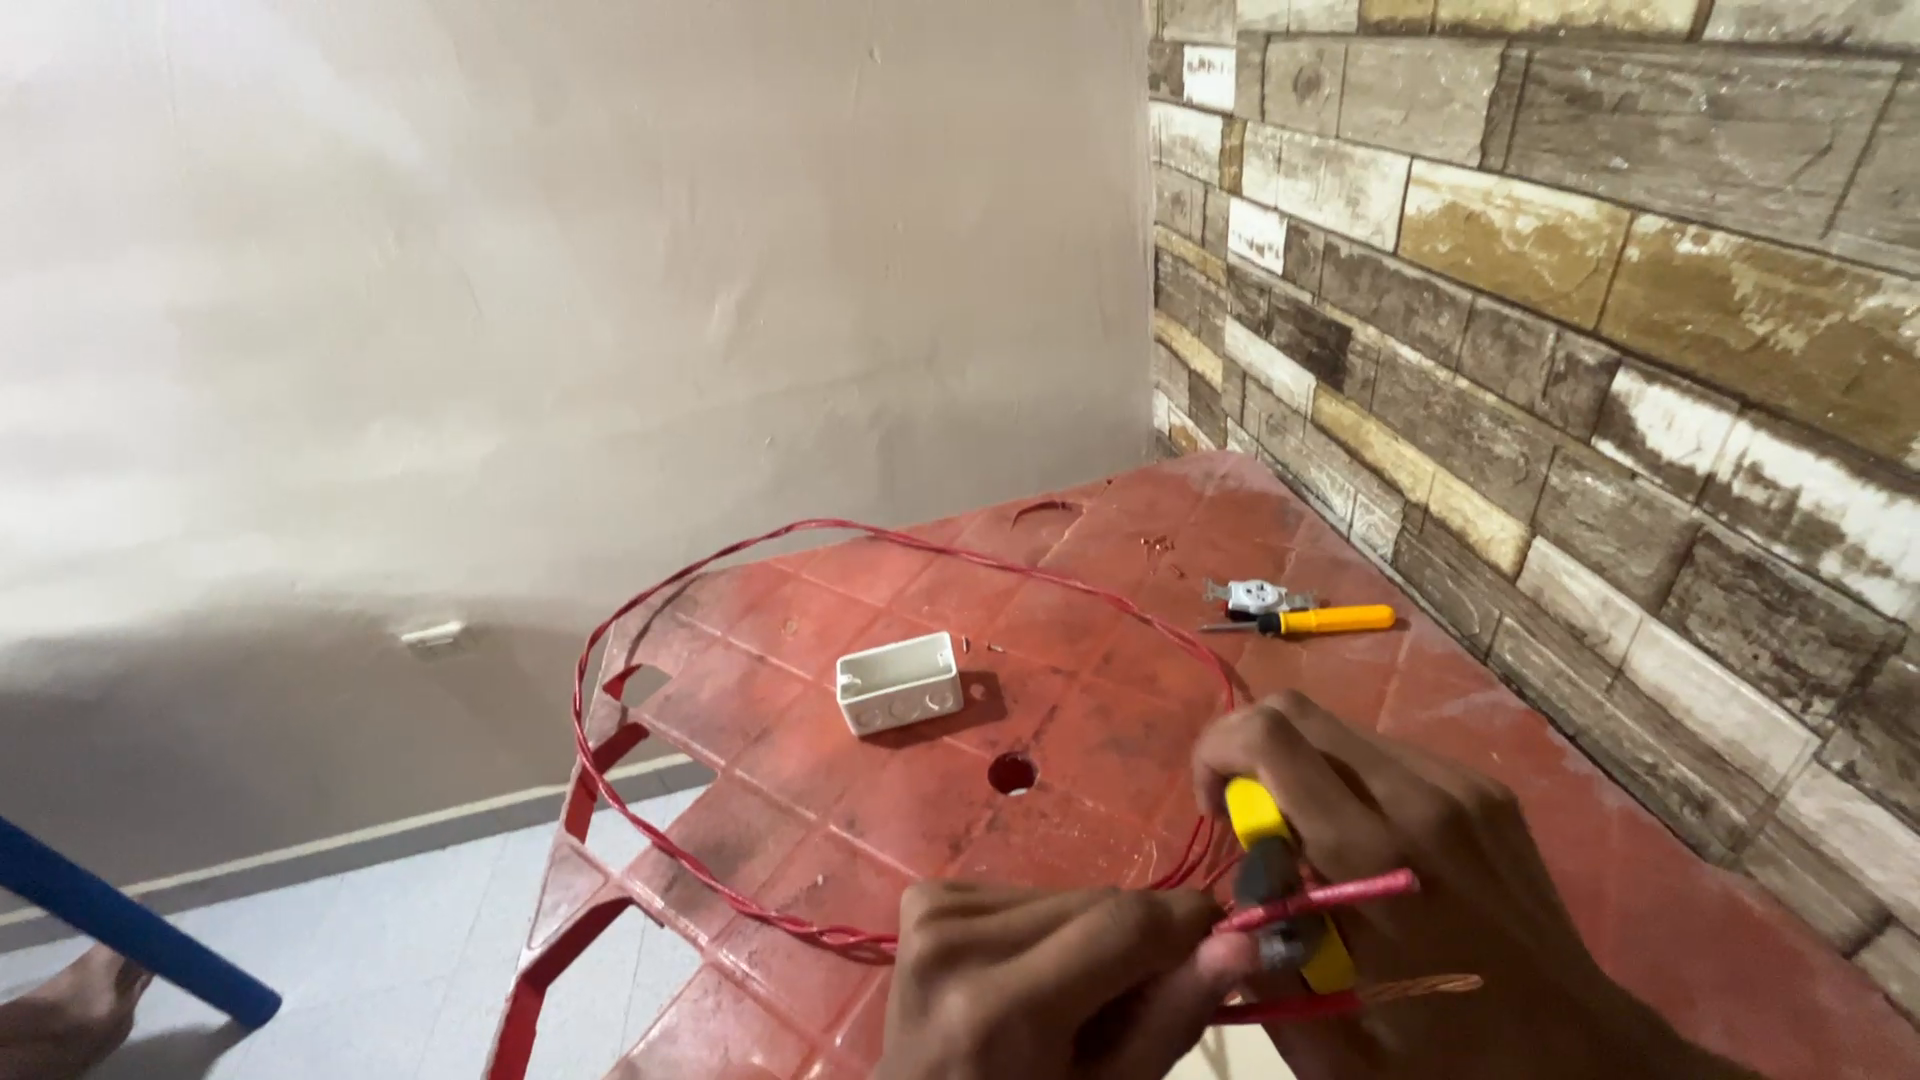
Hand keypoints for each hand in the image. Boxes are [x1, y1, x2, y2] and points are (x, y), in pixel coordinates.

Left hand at [874, 883, 1262, 1078]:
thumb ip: (1171, 1017)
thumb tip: (1240, 942)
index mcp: (999, 1010)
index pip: (1122, 926)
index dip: (1186, 922)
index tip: (1224, 936)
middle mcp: (957, 943)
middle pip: (1094, 904)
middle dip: (1137, 939)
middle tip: (1136, 997)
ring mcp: (932, 912)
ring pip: (1063, 894)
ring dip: (1090, 933)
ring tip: (1072, 996)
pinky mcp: (924, 897)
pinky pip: (1024, 894)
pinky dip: (1046, 927)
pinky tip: (1029, 973)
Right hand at [1192, 692, 1758, 1079]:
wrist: (1588, 1056)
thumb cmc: (1452, 1056)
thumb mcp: (1334, 1041)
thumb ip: (1259, 955)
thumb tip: (1227, 885)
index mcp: (1373, 853)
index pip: (1268, 736)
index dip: (1216, 752)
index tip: (1216, 810)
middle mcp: (1416, 796)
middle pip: (1293, 711)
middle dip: (1245, 749)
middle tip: (1249, 816)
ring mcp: (1457, 784)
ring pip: (1336, 728)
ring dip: (1298, 766)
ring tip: (1312, 836)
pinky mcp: (1481, 786)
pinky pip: (1382, 751)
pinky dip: (1346, 778)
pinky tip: (1366, 838)